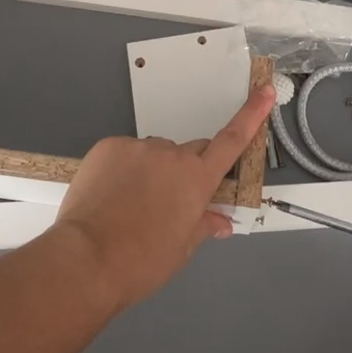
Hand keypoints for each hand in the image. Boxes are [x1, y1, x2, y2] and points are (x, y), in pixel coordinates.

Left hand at [52, 86, 275, 311]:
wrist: (87, 259)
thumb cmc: (141, 261)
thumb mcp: (181, 249)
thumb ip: (203, 226)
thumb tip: (221, 222)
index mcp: (197, 179)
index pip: (232, 140)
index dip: (251, 114)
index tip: (265, 91)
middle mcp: (172, 155)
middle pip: (191, 152)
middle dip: (187, 170)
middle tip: (168, 202)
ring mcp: (139, 147)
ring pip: (155, 154)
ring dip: (152, 171)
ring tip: (131, 205)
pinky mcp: (109, 146)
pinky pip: (125, 153)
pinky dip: (123, 169)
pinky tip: (111, 195)